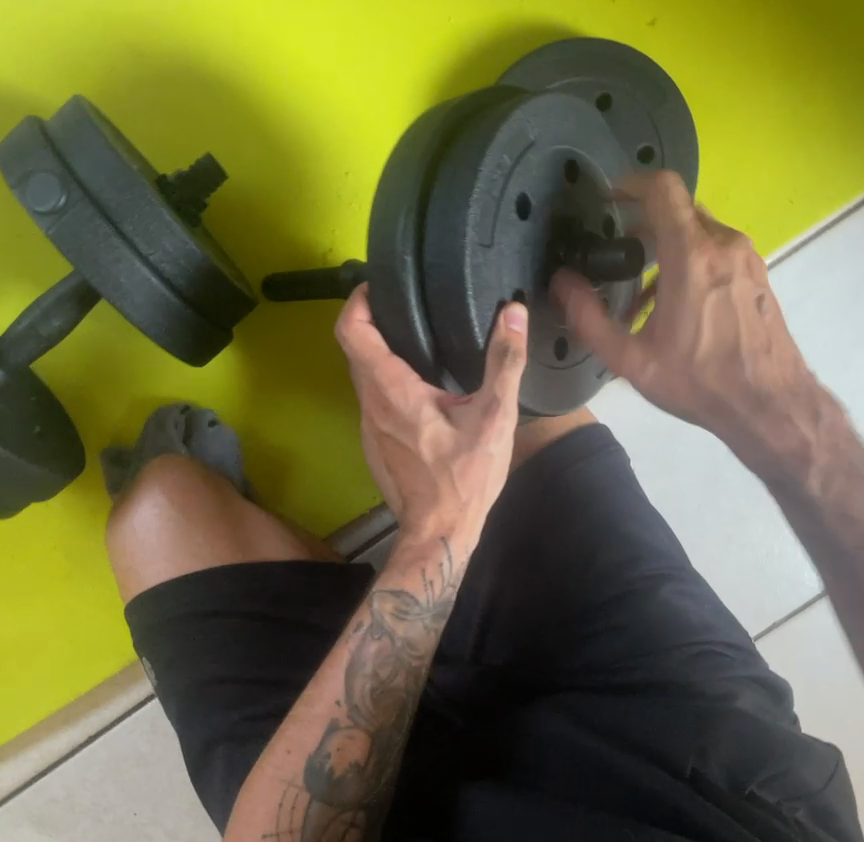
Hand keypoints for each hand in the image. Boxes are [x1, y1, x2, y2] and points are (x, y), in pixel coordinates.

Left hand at [334, 285, 526, 548]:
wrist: (438, 532)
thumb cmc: (464, 478)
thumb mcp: (494, 418)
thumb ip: (505, 362)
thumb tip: (512, 313)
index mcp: (391, 391)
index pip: (352, 331)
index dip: (357, 302)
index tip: (377, 287)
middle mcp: (370, 405)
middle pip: (356, 352)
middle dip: (375, 324)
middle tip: (407, 308)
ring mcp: (368, 429)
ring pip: (365, 380)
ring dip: (383, 357)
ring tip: (419, 344)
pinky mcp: (375, 447)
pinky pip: (375, 403)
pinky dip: (389, 386)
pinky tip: (422, 393)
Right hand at [552, 171, 839, 474]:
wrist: (768, 403)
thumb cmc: (697, 382)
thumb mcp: (630, 360)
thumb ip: (589, 318)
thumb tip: (561, 283)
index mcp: (691, 256)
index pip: (662, 189)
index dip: (631, 184)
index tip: (607, 199)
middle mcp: (723, 244)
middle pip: (678, 210)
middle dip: (642, 223)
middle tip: (615, 253)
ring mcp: (746, 257)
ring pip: (698, 231)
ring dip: (665, 247)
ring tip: (639, 290)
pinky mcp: (757, 274)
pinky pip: (716, 251)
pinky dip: (688, 262)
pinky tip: (672, 305)